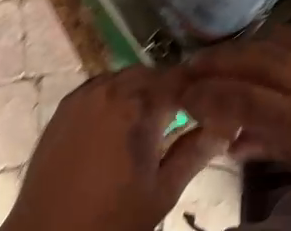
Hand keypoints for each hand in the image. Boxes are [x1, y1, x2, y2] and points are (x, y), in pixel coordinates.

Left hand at [0, 66, 221, 230]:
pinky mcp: (64, 107)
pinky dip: (114, 97)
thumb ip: (195, 152)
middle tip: (184, 118)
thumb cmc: (112, 219)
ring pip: (123, 77)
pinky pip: (98, 88)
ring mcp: (83, 95)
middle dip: (170, 90)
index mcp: (138, 106)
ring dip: (141, 91)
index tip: (213, 102)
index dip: (200, 88)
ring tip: (152, 124)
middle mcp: (109, 88)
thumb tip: (226, 126)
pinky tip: (119, 126)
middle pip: (151, 74)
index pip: (181, 79)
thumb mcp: (162, 191)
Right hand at [181, 19, 290, 222]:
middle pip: (248, 62)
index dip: (203, 95)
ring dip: (241, 50)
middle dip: (212, 66)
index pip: (239, 101)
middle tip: (185, 68)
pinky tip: (267, 46)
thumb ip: (281, 148)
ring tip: (218, 57)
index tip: (180, 93)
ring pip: (273, 40)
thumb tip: (233, 139)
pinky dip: (279, 39)